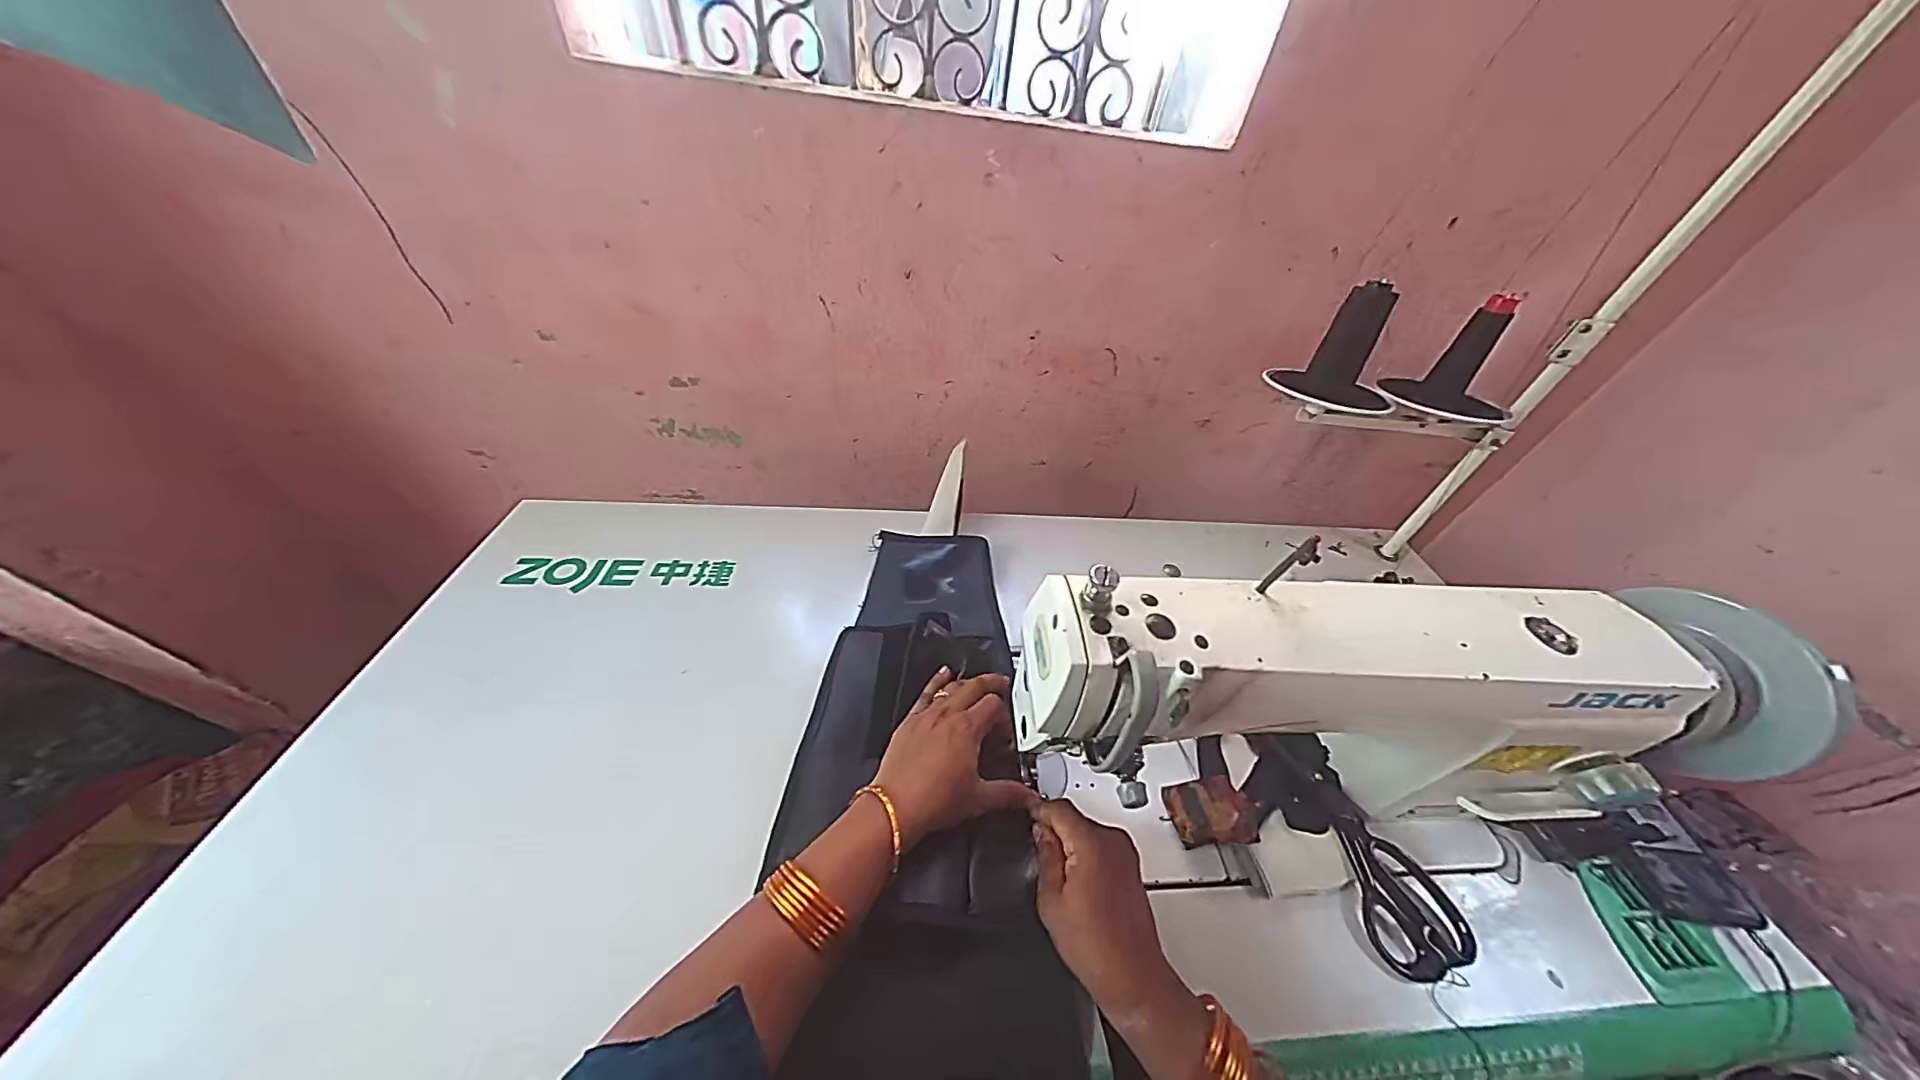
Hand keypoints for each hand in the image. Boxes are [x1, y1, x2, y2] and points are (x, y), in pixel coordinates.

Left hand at [874, 669, 1036, 848]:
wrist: (895, 808)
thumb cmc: (931, 801)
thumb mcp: (978, 799)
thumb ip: (1008, 794)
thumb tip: (1026, 796)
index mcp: (967, 730)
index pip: (994, 706)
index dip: (1005, 715)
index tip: (1005, 732)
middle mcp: (946, 717)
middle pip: (975, 687)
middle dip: (992, 684)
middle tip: (1002, 685)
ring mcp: (926, 717)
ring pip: (951, 687)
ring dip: (968, 682)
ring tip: (977, 681)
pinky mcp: (909, 722)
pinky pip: (926, 693)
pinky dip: (937, 681)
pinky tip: (942, 676)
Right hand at [1030, 801, 1197, 1028]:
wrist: (1131, 976)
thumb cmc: (1096, 947)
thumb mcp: (1050, 899)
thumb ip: (1044, 855)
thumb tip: (1040, 832)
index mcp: (1092, 843)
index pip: (1058, 807)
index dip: (1038, 810)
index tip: (1027, 816)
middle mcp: (1113, 841)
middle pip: (1074, 817)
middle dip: (1054, 830)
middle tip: (1039, 855)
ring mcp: (1126, 852)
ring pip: (1087, 830)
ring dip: (1071, 842)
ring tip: (1060, 878)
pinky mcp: (1132, 864)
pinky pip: (1101, 845)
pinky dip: (1086, 854)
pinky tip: (1078, 884)